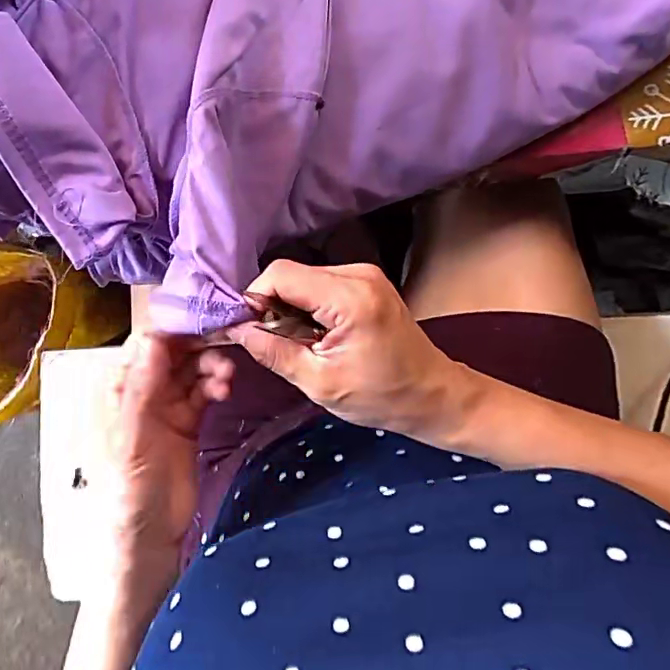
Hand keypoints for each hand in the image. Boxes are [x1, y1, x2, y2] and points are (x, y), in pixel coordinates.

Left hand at [101, 333, 232, 569]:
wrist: (151, 533)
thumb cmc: (129, 487)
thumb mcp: (132, 435)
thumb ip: (143, 387)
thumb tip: (152, 338)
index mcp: (119, 386)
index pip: (144, 345)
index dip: (170, 331)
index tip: (199, 323)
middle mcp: (142, 389)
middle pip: (172, 352)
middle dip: (196, 346)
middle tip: (221, 345)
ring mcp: (166, 404)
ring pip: (191, 369)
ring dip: (210, 365)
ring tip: (225, 376)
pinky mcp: (188, 420)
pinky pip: (203, 392)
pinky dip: (215, 386)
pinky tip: (224, 389)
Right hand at [232, 261, 498, 443]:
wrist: (435, 396)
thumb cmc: (381, 397)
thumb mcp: (319, 383)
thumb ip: (272, 351)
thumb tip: (234, 329)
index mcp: (349, 298)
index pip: (280, 274)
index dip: (254, 298)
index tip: (248, 329)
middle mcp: (357, 274)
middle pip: (288, 273)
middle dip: (270, 304)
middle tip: (272, 340)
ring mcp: (363, 273)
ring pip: (300, 276)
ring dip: (286, 305)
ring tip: (297, 340)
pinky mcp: (364, 279)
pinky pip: (316, 281)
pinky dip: (304, 304)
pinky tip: (313, 331)